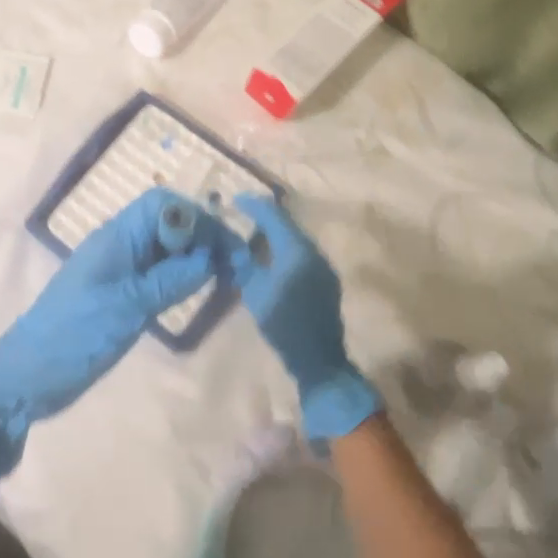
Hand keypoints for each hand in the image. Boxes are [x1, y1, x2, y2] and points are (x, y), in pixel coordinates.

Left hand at [0, 188, 223, 476]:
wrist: (25, 378)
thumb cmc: (75, 337)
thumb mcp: (128, 308)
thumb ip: (171, 280)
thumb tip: (212, 257)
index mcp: (115, 238)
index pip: (163, 205)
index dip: (197, 218)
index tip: (226, 247)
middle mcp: (117, 246)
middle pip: (167, 224)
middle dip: (202, 237)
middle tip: (236, 267)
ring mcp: (116, 271)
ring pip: (163, 250)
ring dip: (193, 259)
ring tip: (226, 280)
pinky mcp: (117, 296)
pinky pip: (154, 275)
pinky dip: (178, 279)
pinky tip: (198, 295)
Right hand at [224, 194, 378, 440]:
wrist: (319, 358)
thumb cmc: (283, 322)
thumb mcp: (254, 291)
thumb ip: (243, 262)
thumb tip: (230, 242)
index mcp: (296, 249)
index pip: (273, 216)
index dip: (253, 205)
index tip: (235, 199)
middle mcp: (313, 251)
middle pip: (287, 225)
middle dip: (265, 217)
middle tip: (245, 214)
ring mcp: (324, 266)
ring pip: (296, 240)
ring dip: (277, 234)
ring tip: (256, 236)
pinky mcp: (327, 280)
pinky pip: (303, 255)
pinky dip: (286, 250)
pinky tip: (275, 260)